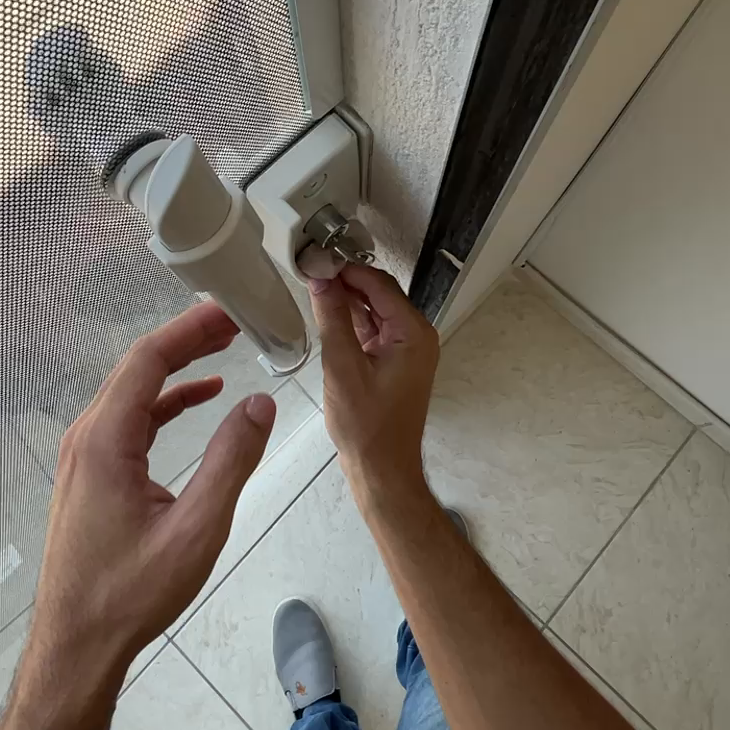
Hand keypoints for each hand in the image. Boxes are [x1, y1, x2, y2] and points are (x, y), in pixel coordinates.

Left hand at [28, 301, 275, 673]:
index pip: (147, 360)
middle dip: (188, 339)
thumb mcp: (195, 529)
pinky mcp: (92, 472)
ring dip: (179, 366)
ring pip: (134, 390)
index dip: (189, 328)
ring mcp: (85, 454)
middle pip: (139, 366)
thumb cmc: (132, 592)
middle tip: (235, 321)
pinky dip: (167, 400)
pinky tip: (201, 398)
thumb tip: (261, 402)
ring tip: (225, 347)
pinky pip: (131, 419)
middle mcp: (88, 436)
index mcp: (106, 440)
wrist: (75, 648)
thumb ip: (230, 460)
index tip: (227, 310)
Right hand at [307, 264, 439, 493]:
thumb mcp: (342, 367)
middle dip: (346, 281)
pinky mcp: (395, 362)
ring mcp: (407, 350)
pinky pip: (374, 329)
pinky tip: (328, 313)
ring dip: (347, 299)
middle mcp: (416, 336)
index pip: (379, 284)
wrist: (382, 470)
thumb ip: (332, 319)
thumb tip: (321, 281)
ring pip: (375, 310)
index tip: (317, 259)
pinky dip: (352, 320)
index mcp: (413, 333)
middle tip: (312, 271)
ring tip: (314, 287)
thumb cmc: (366, 426)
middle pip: (379, 293)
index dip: (347, 269)